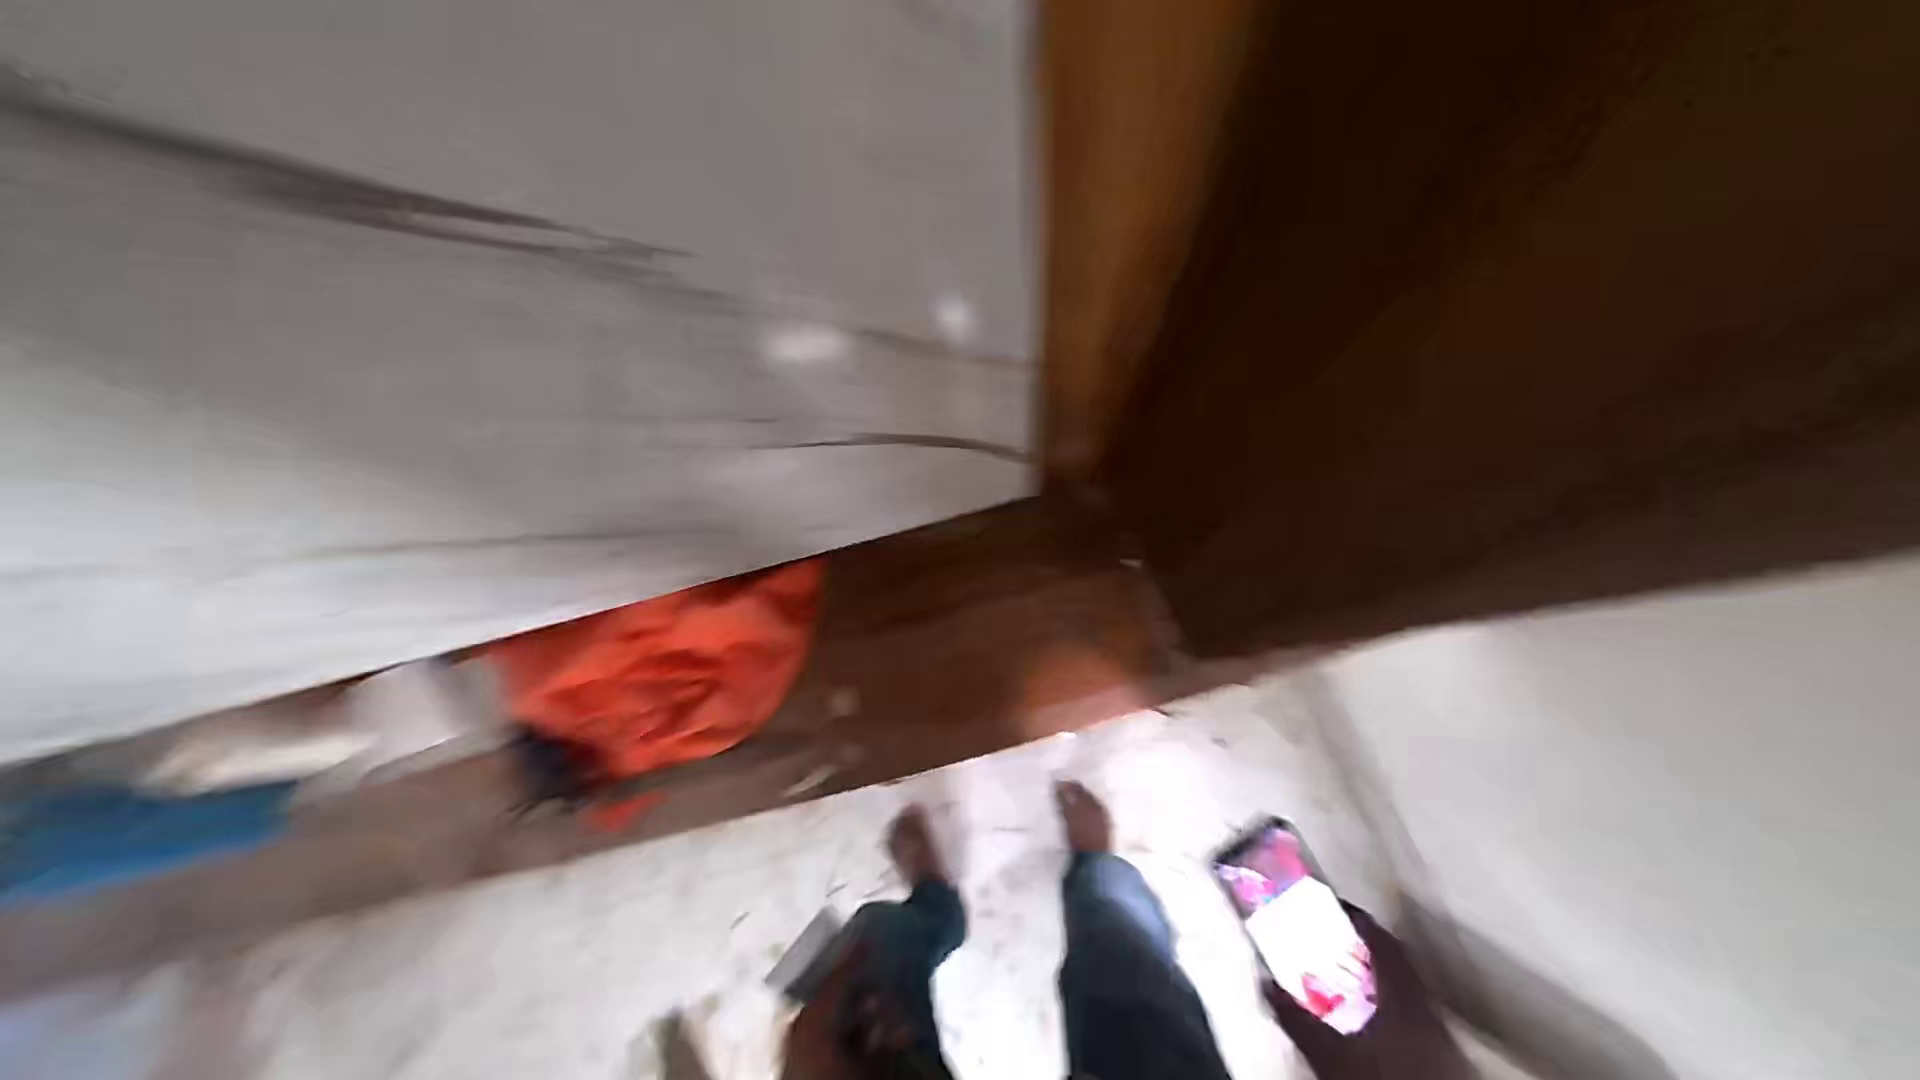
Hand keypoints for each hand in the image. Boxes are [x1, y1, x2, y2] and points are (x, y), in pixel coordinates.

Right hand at [1263, 903, 1471, 1079]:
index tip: (1336, 905)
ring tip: (1351, 977)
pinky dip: (1392, 1005)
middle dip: (1367, 946)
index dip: (1359, 920)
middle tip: (1337, 938)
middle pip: (1399, 963)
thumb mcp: (1328, 1054)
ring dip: (1380, 978)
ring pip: (1409, 991)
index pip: (1382, 943)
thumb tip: (1268, 985)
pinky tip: (1373, 1019)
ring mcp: (1443, 1040)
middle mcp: (1429, 1013)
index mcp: (1403, 1000)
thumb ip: (1296, 1018)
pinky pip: (1417, 1016)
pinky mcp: (1445, 1061)